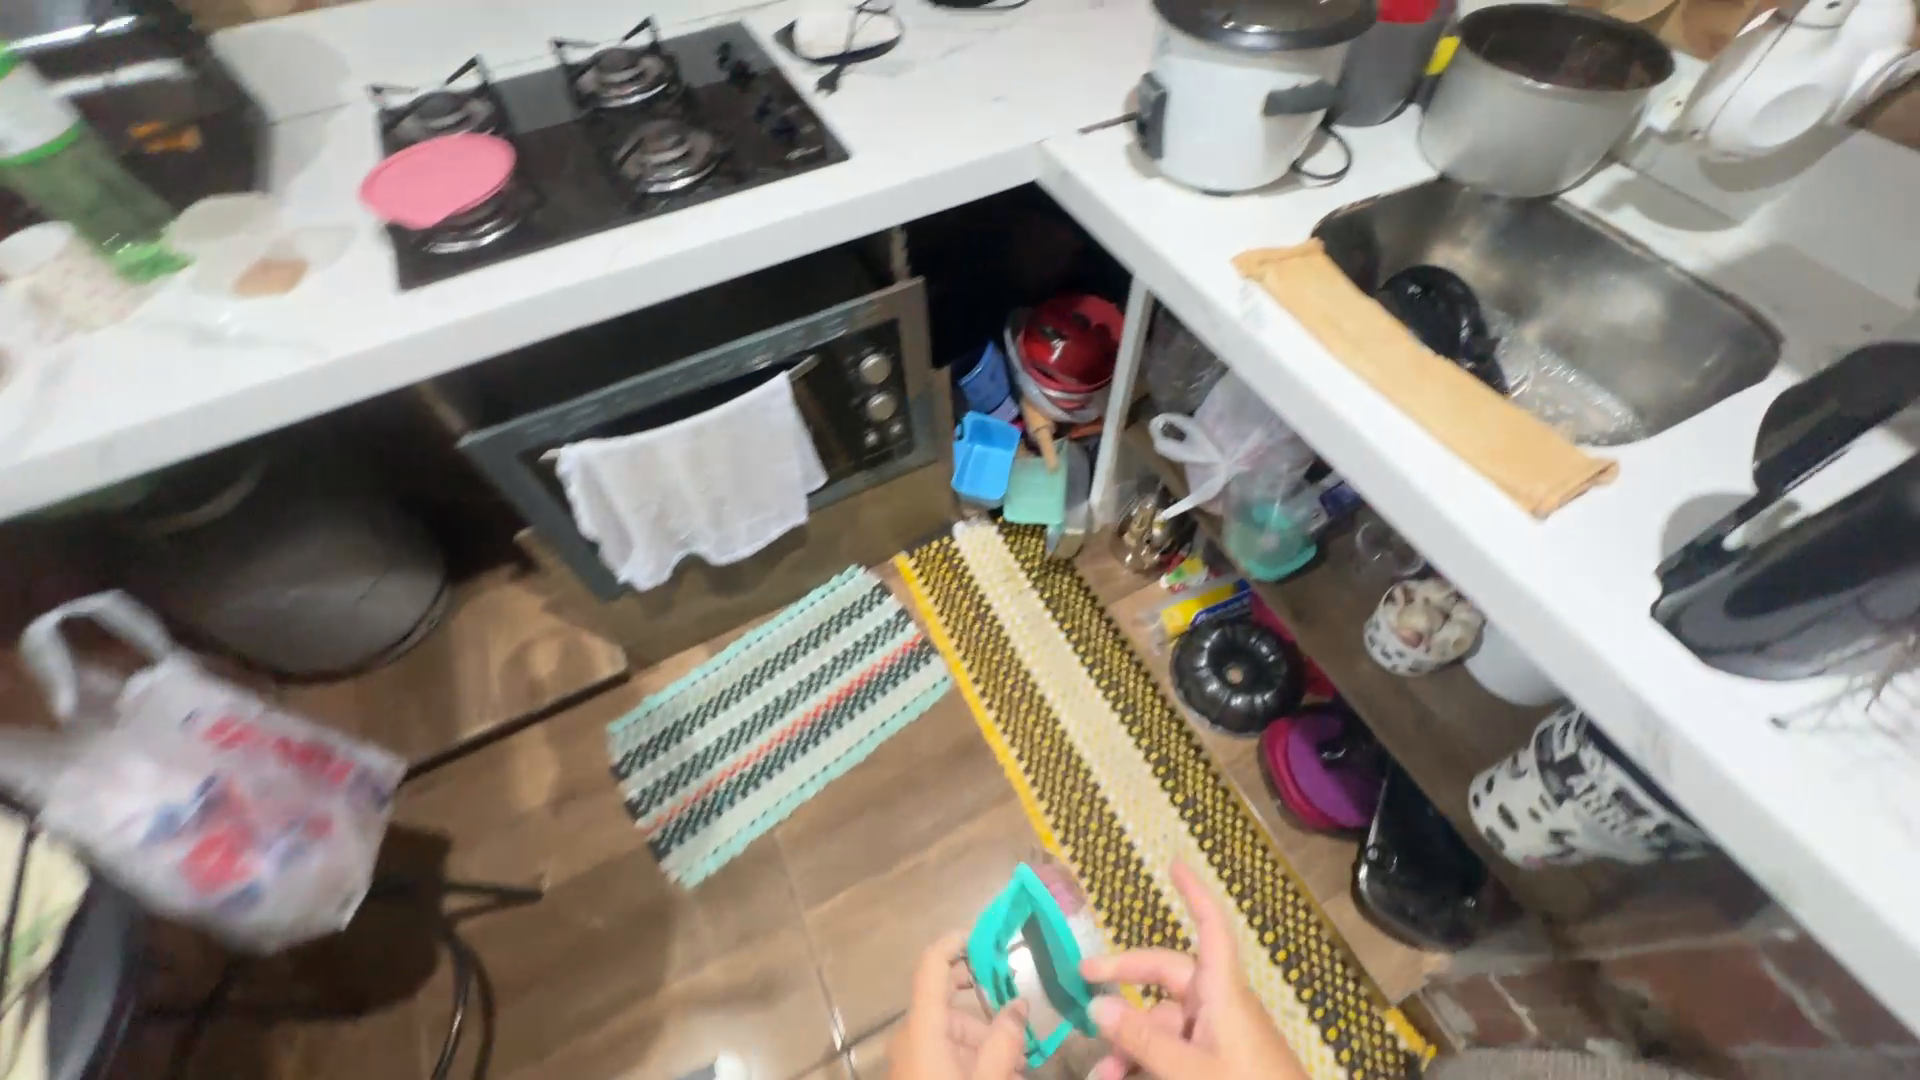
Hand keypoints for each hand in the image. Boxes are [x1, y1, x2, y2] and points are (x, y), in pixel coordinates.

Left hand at [888, 931, 1029, 1079]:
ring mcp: (909, 1056)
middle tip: (1019, 1013)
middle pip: (948, 999)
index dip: (956, 942)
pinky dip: (971, 1057)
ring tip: (1019, 1066)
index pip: (933, 963)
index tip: (987, 938)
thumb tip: (1019, 1003)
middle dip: (987, 1005)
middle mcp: (910, 1033)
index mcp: (921, 1026)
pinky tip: (1001, 1074)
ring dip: (985, 1041)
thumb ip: (1004, 1041)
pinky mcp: (914, 1074)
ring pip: (951, 1030)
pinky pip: (944, 1052)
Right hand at [1079, 862, 1306, 1079]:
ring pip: (1162, 1024)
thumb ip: (1142, 1039)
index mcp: (1221, 990)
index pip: (1210, 927)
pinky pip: (1173, 1053)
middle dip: (1122, 987)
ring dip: (1129, 1045)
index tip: (1174, 864)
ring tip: (1103, 1076)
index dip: (1194, 894)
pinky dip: (1145, 1064)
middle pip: (1165, 976)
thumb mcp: (1189, 1072)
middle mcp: (1218, 1004)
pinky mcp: (1218, 1065)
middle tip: (1082, 987)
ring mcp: (1218, 1036)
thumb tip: (1096, 1005)